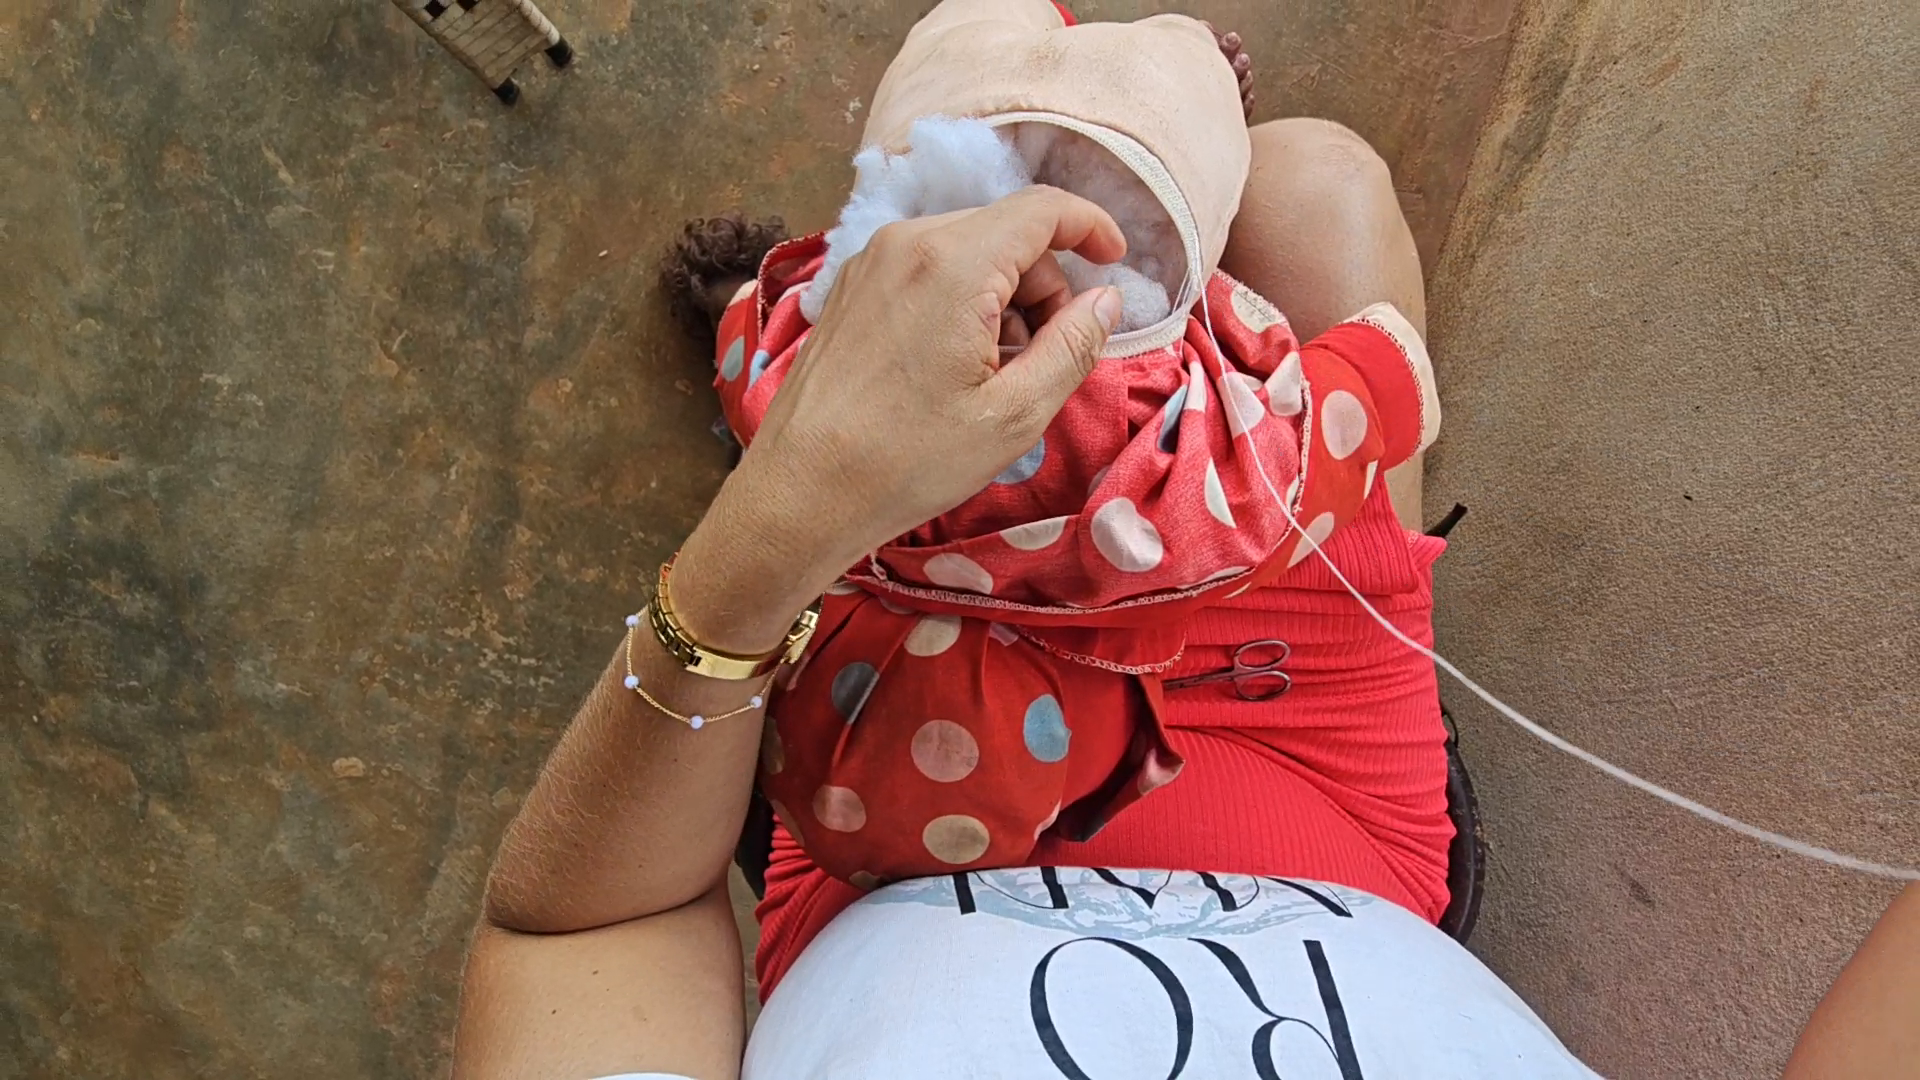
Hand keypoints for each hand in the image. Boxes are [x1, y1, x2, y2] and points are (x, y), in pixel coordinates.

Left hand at [674, 185, 1127, 651]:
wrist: (803, 492)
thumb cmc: (910, 461)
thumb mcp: (1013, 415)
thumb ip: (1073, 347)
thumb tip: (1105, 301)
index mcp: (953, 263)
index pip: (1042, 209)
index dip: (1091, 228)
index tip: (1116, 262)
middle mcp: (906, 242)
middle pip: (1004, 234)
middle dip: (1044, 285)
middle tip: (1045, 357)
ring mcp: (869, 264)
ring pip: (965, 254)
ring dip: (1002, 300)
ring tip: (994, 375)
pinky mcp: (849, 291)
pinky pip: (926, 274)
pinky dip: (960, 305)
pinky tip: (953, 367)